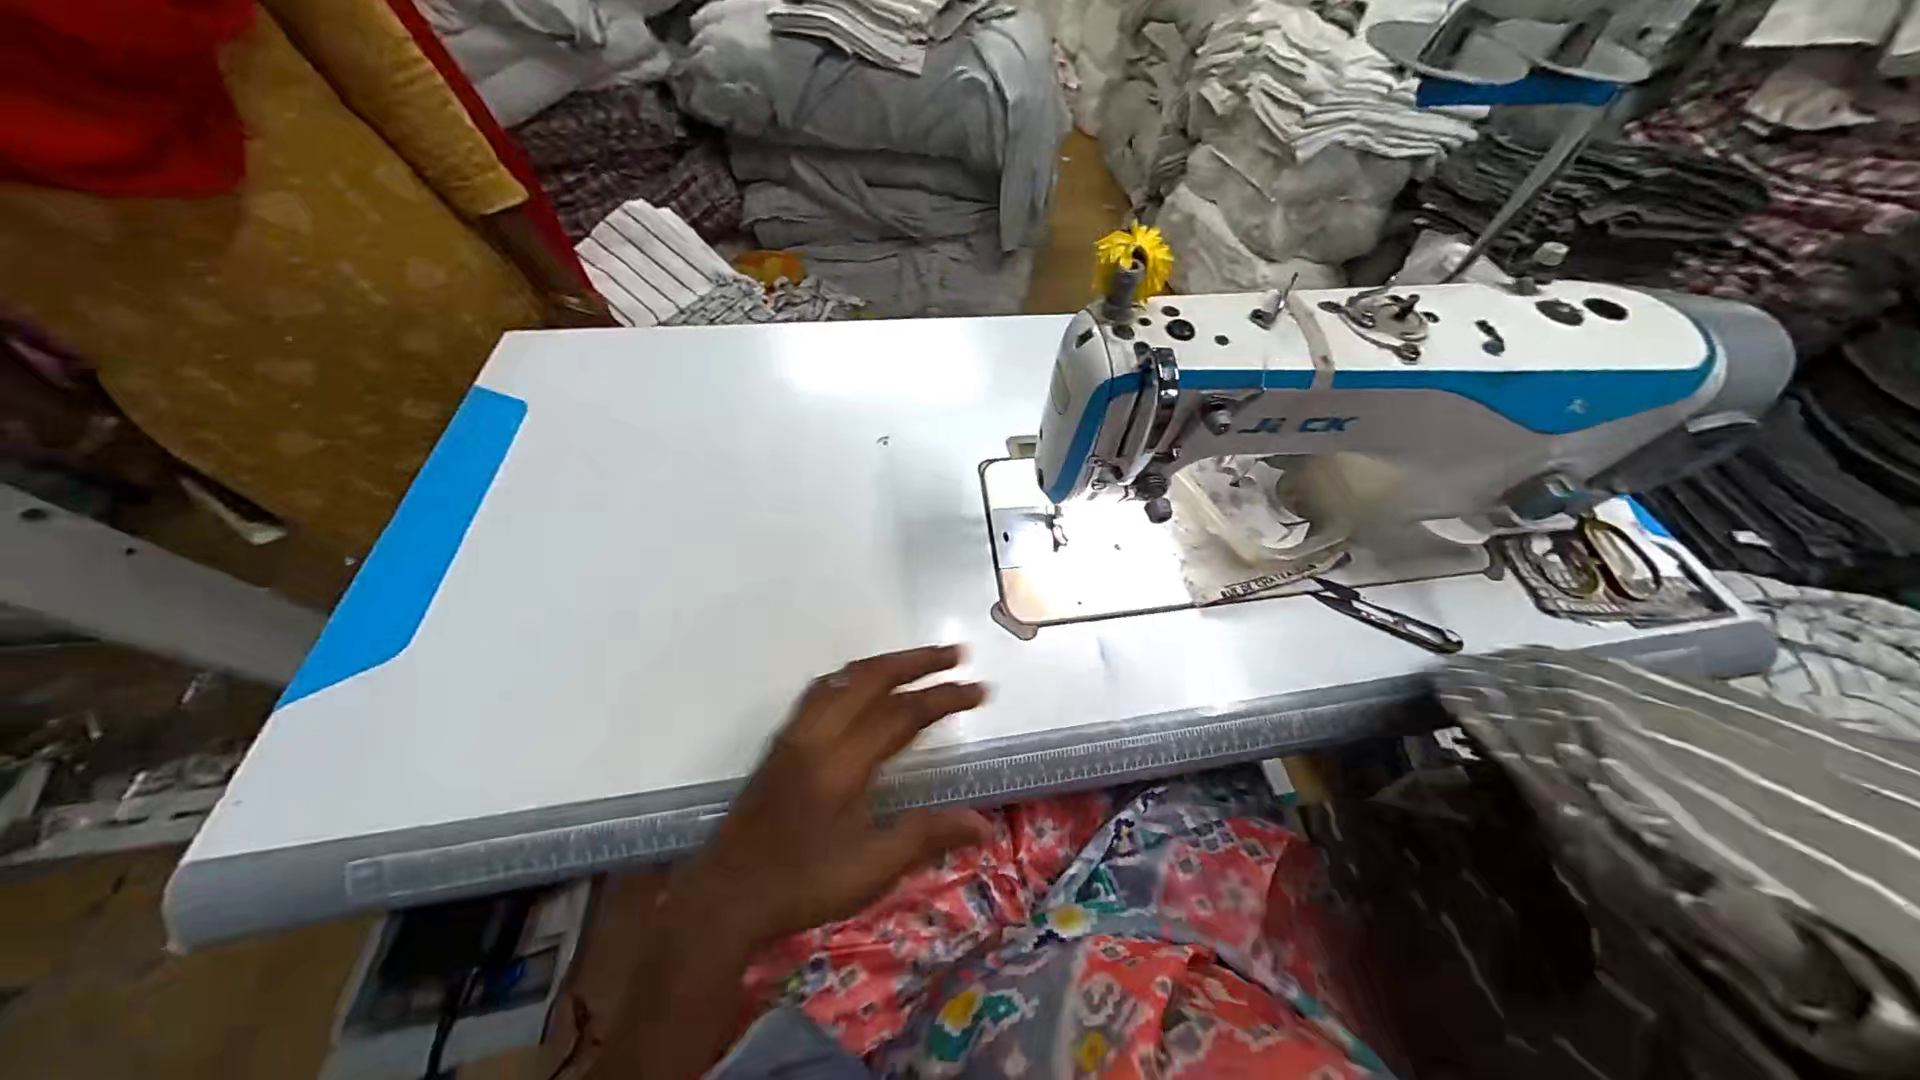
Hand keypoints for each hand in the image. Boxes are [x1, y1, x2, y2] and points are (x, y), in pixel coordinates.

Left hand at [670, 645, 991, 946]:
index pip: (901, 714)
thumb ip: (925, 836)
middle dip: (916, 661)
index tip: (979, 690)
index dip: (944, 698)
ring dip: (884, 664)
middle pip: (870, 678)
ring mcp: (794, 734)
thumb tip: (981, 823)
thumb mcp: (870, 869)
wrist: (724, 897)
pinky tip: (863, 687)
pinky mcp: (780, 742)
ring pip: (842, 678)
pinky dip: (852, 677)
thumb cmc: (802, 886)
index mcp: (841, 764)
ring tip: (917, 662)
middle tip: (955, 654)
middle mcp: (816, 736)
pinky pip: (820, 690)